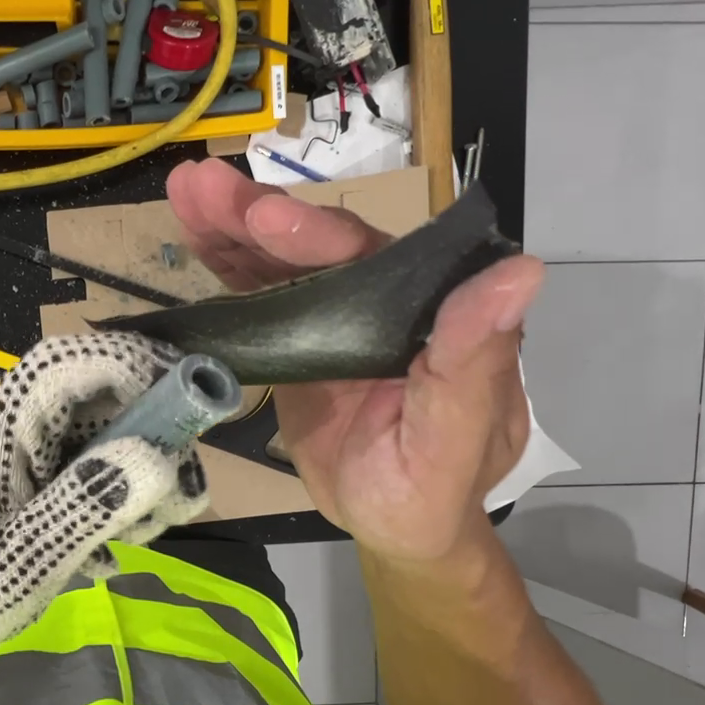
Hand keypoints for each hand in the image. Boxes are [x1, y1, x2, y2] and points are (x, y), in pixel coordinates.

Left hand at [0, 333, 209, 679]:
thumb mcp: (22, 561)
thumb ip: (86, 507)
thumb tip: (158, 456)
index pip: (66, 363)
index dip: (135, 366)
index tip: (193, 408)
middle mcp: (11, 425)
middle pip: (101, 399)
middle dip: (154, 443)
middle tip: (177, 505)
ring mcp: (22, 451)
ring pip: (104, 437)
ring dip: (139, 482)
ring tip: (133, 540)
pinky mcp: (31, 479)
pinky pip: (89, 470)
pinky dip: (113, 503)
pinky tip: (106, 553)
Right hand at [166, 159, 542, 562]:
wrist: (390, 520)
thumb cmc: (429, 491)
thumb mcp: (454, 439)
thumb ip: (473, 363)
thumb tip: (518, 272)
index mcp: (431, 313)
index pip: (376, 260)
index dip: (322, 237)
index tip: (268, 220)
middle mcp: (382, 299)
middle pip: (318, 245)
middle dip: (259, 214)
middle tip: (202, 185)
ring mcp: (332, 316)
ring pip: (279, 259)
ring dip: (231, 224)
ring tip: (186, 189)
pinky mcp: (293, 336)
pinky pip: (255, 292)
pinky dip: (223, 262)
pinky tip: (193, 230)